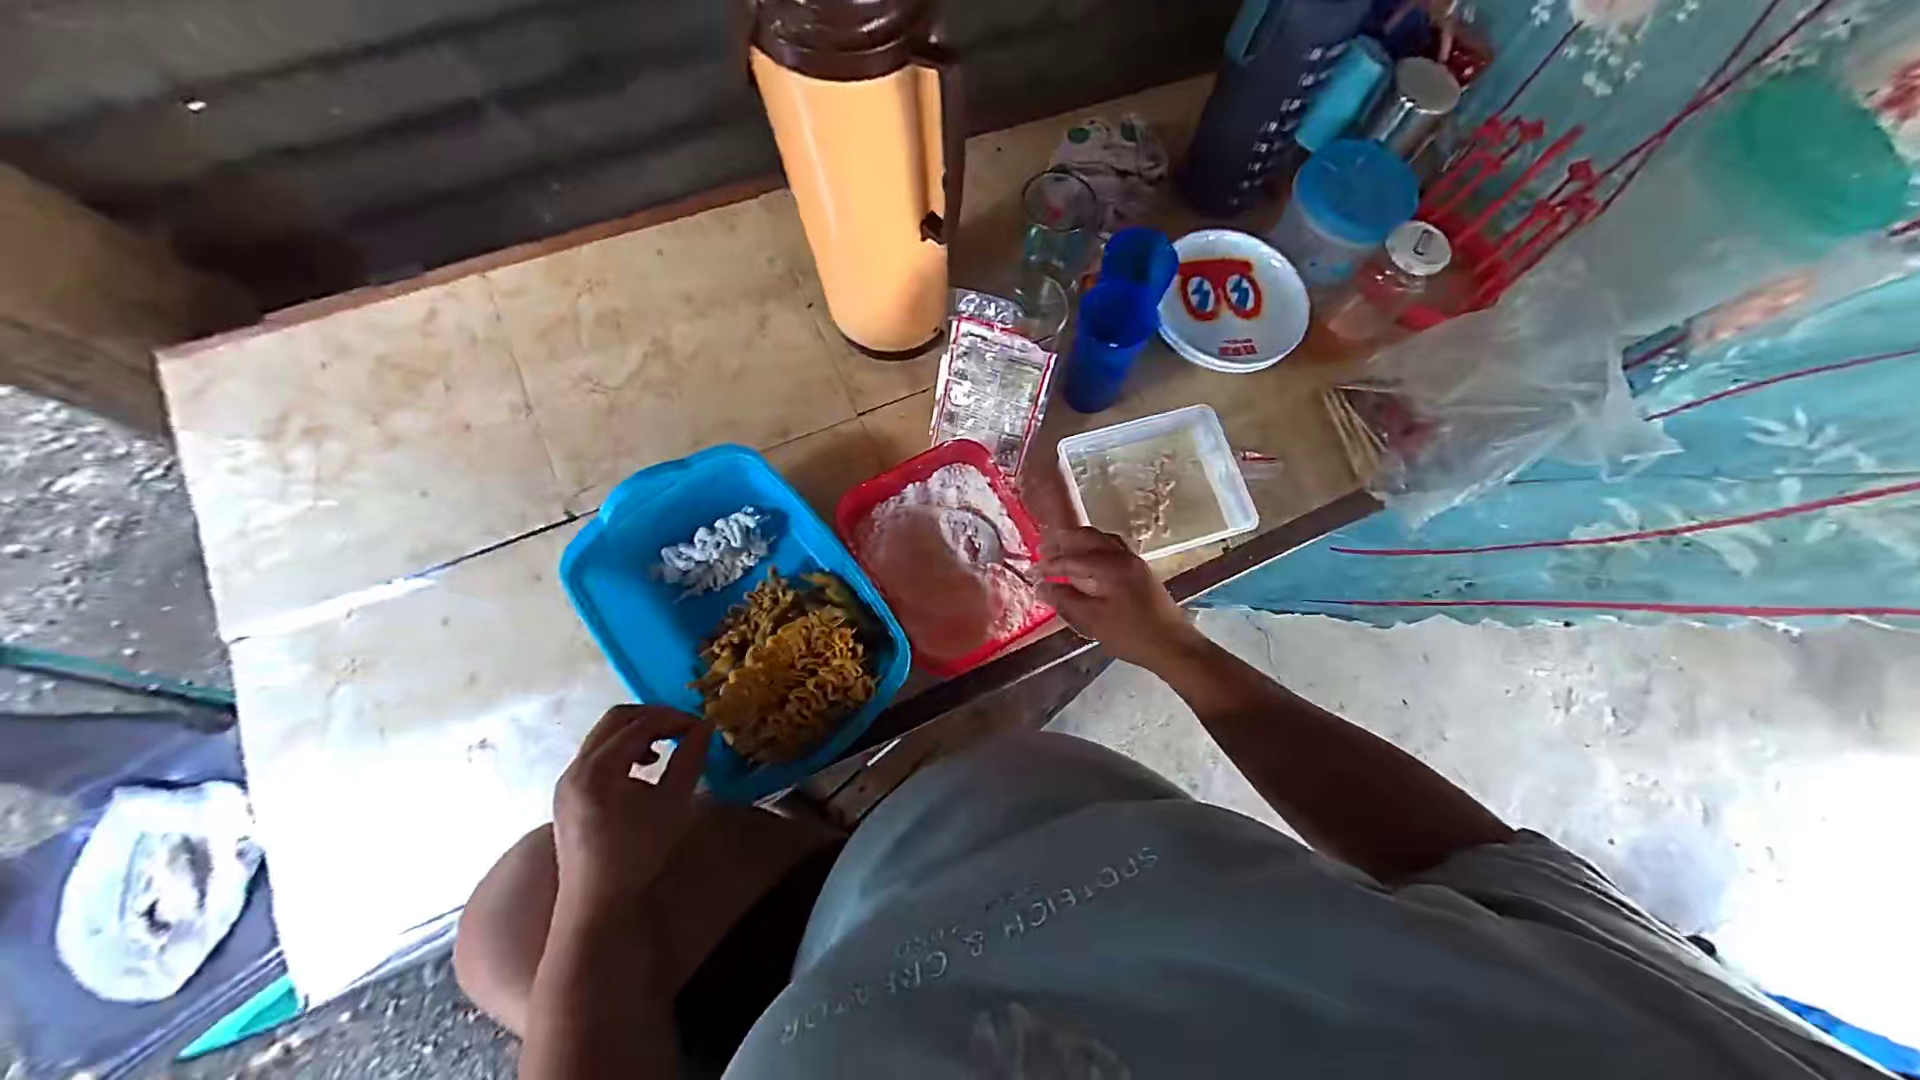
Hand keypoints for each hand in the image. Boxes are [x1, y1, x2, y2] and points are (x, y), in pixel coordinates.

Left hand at [550, 706, 710, 912]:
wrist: (598, 903)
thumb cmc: (638, 852)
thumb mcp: (673, 801)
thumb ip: (690, 758)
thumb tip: (705, 727)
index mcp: (598, 768)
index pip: (640, 724)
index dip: (675, 719)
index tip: (702, 726)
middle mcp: (576, 767)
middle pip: (616, 719)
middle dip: (654, 717)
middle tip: (684, 728)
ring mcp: (568, 780)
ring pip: (605, 735)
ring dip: (638, 732)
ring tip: (667, 747)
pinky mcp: (568, 794)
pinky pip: (597, 754)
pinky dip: (623, 749)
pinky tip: (645, 768)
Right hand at [1037, 527, 1204, 669]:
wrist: (1173, 645)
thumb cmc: (1131, 634)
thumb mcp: (1092, 620)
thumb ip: (1065, 600)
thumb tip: (1042, 587)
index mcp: (1110, 566)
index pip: (1072, 559)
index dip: (1050, 566)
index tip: (1033, 572)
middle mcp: (1123, 556)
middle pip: (1088, 538)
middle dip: (1064, 542)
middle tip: (1043, 549)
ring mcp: (1134, 562)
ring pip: (1102, 540)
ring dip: (1080, 542)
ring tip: (1063, 549)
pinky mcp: (1141, 571)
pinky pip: (1113, 549)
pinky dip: (1095, 548)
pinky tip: (1089, 560)